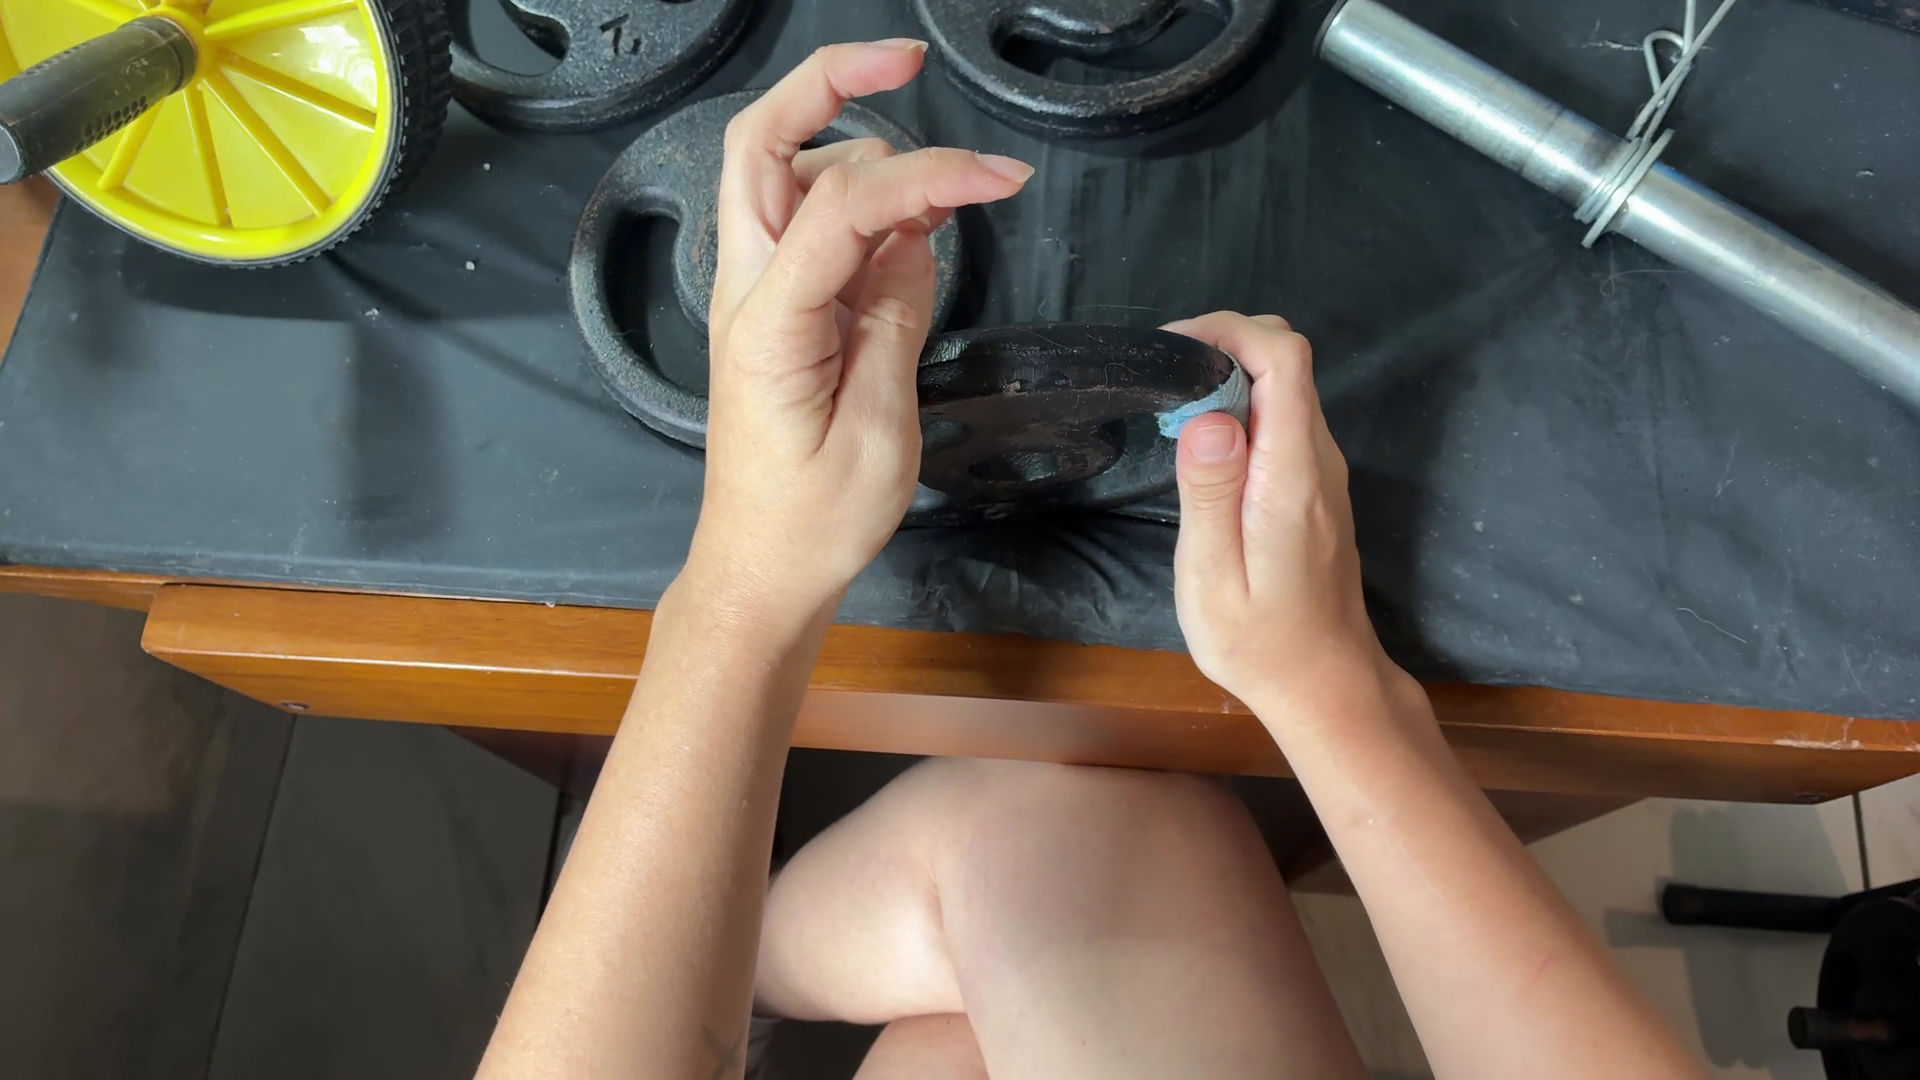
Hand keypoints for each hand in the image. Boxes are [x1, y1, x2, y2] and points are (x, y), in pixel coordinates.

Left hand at [683, 40, 1032, 623]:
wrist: (762, 568)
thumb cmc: (814, 521)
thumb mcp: (877, 430)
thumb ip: (893, 321)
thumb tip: (916, 240)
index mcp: (767, 322)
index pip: (844, 201)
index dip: (929, 172)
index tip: (1003, 179)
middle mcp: (747, 292)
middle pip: (764, 143)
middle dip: (832, 86)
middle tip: (907, 62)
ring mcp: (759, 302)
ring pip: (790, 181)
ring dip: (862, 159)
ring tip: (949, 193)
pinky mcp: (781, 321)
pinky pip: (816, 240)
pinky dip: (864, 215)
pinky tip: (917, 229)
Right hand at [1165, 313, 1393, 713]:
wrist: (1323, 682)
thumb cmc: (1257, 640)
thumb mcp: (1213, 575)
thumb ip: (1211, 494)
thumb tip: (1207, 416)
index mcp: (1292, 474)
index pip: (1283, 360)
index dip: (1229, 331)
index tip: (1171, 345)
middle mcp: (1319, 459)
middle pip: (1289, 361)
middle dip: (1226, 342)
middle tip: (1162, 372)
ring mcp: (1323, 472)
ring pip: (1288, 387)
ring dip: (1231, 373)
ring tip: (1170, 401)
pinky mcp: (1315, 487)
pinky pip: (1284, 418)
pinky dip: (1242, 404)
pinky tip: (1203, 438)